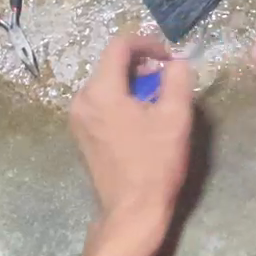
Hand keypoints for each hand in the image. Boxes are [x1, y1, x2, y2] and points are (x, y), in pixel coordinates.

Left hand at [70, 35, 193, 255]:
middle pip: (111, 63)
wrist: (131, 212)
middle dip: (141, 64)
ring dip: (132, 82)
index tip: (169, 57)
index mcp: (101, 90)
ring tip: (157, 99)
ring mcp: (77, 117)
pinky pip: (101, 101)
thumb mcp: (175, 117)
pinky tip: (140, 117)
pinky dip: (121, 98)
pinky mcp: (81, 133)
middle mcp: (82, 99)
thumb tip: (177, 61)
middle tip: (166, 78)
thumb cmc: (155, 163)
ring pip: (106, 82)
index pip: (120, 45)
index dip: (147, 43)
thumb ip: (178, 78)